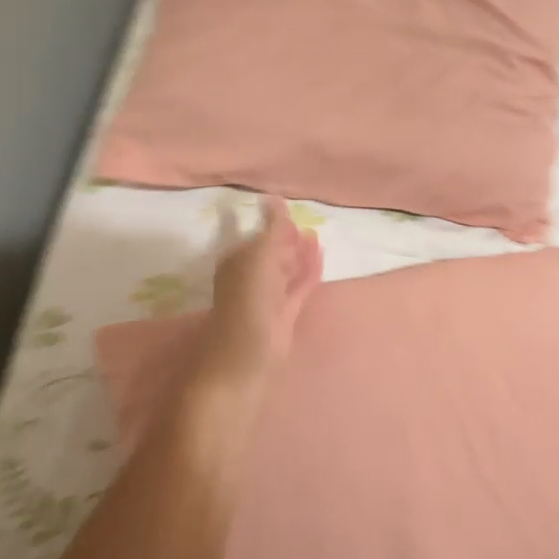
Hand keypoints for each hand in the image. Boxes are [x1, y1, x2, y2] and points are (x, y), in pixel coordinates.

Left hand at [183, 196, 323, 401]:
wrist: (245, 360)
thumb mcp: (259, 259)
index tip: (287, 206)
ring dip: (299, 253)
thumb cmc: (248, 304)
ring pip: (286, 269)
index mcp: (239, 261)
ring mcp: (269, 297)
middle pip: (272, 252)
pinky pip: (299, 286)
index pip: (257, 236)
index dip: (272, 223)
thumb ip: (271, 230)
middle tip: (307, 220)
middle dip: (286, 237)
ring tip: (316, 235)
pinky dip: (308, 271)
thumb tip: (275, 198)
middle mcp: (252, 277)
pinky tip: (319, 257)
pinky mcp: (284, 315)